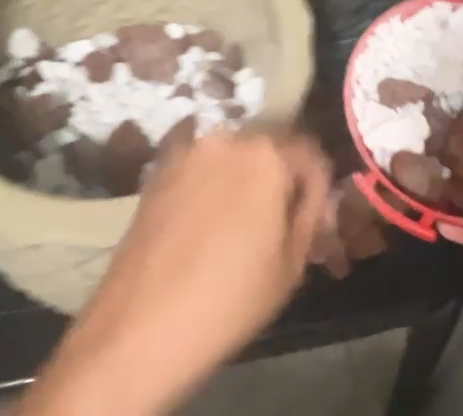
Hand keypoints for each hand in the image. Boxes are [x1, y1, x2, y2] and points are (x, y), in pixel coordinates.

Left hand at [17, 129, 332, 415]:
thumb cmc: (230, 296)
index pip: (310, 156)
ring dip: (245, 182)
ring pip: (231, 159)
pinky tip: (211, 227)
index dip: (319, 190)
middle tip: (282, 224)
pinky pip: (200, 171)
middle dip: (281, 181)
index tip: (316, 224)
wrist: (143, 323)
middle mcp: (226, 139)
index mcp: (266, 154)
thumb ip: (308, 219)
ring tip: (245, 227)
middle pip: (269, 150)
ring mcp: (186, 153)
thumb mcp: (291, 265)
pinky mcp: (158, 172)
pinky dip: (212, 189)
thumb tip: (309, 202)